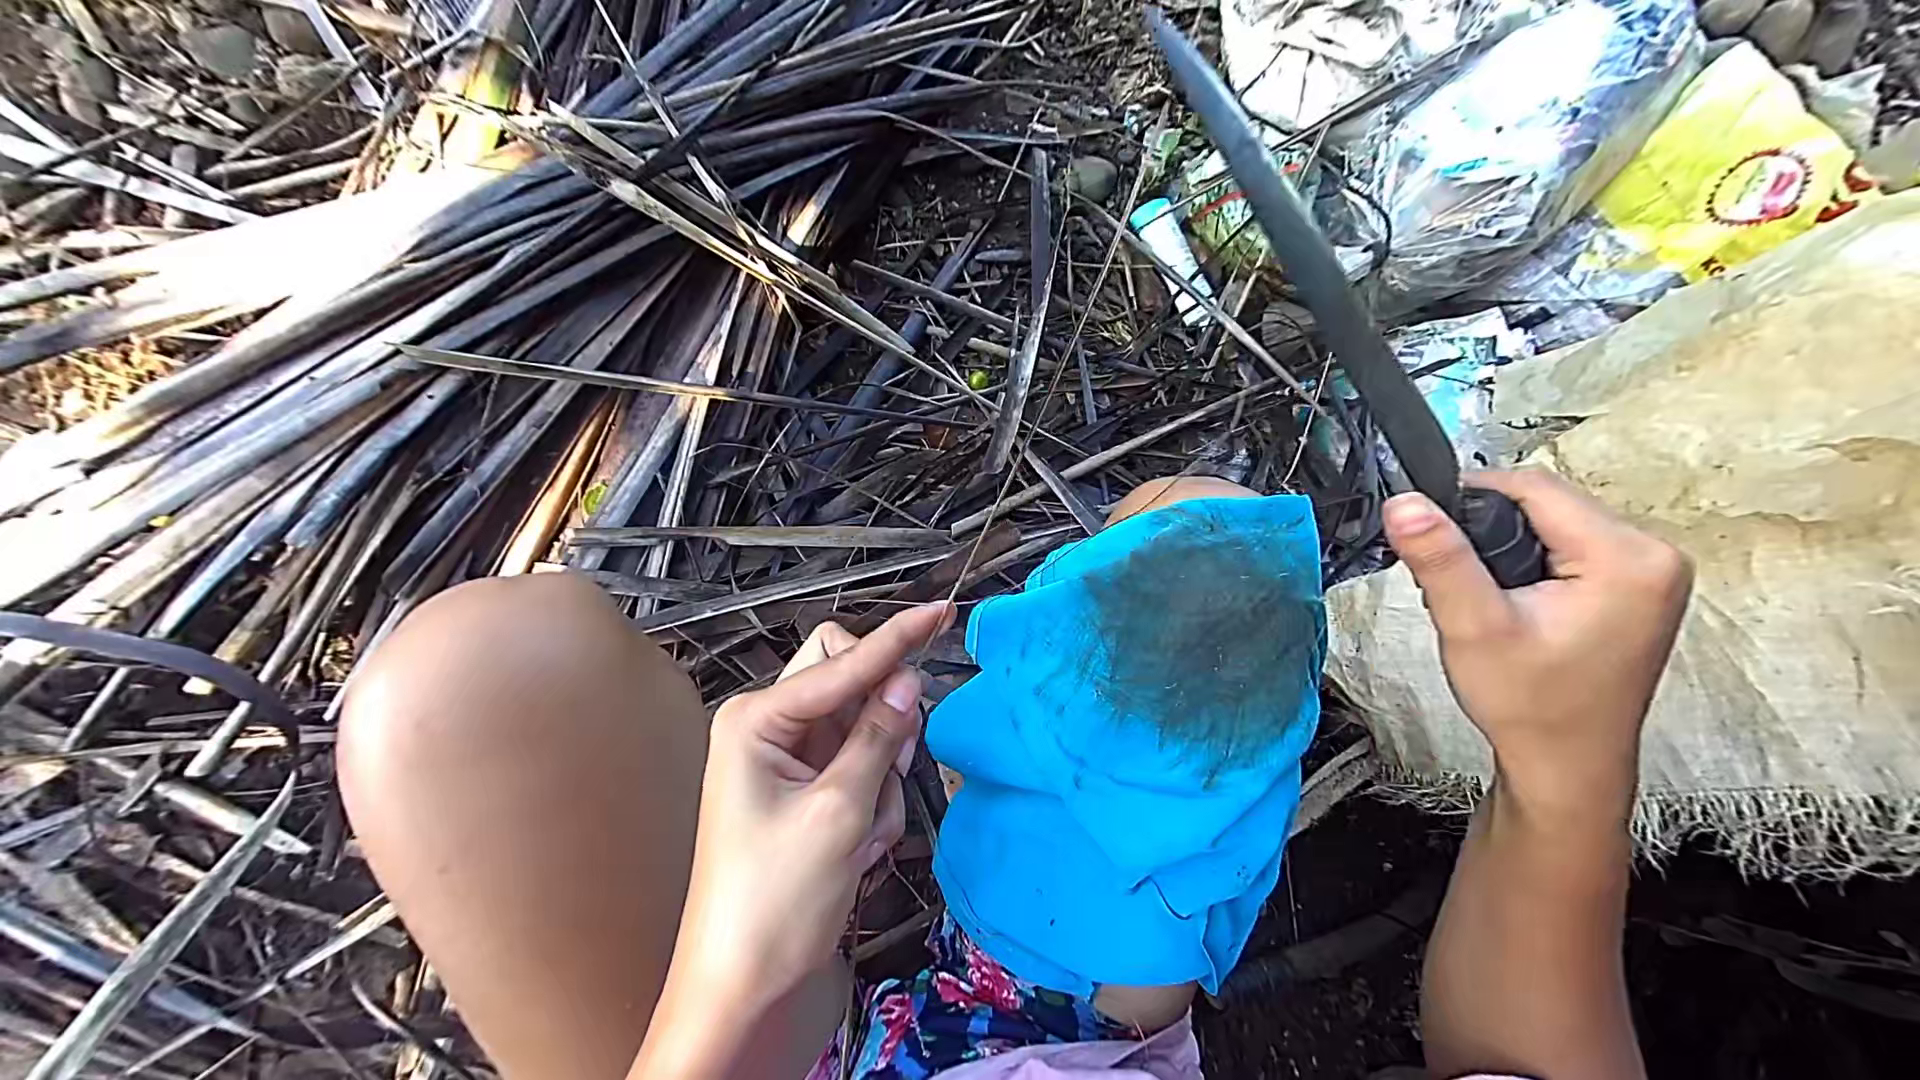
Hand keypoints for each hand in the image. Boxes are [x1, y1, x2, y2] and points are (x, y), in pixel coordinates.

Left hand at [666, 602, 952, 1007]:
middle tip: (894, 767)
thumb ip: (879, 736)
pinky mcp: (808, 783)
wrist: (745, 988)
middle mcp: (770, 725)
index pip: (841, 663)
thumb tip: (910, 679)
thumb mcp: (839, 812)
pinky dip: (874, 796)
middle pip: (851, 684)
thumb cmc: (775, 902)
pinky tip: (858, 843)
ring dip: (880, 773)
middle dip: (883, 722)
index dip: (895, 640)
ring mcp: (790, 755)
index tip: (938, 613)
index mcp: (757, 719)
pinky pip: (862, 761)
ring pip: (865, 725)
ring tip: (864, 830)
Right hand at [1382, 469, 1690, 817]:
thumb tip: (1404, 501)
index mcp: (1628, 557)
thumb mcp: (1473, 625)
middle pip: (1544, 502)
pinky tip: (1499, 593)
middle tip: (1443, 570)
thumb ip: (1440, 559)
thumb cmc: (1528, 701)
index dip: (1467, 496)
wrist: (1563, 761)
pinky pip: (1564, 545)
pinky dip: (1521, 557)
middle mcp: (1653, 555)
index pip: (1533, 487)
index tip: (1422, 526)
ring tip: (1469, 587)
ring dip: (1499, 541)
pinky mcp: (1632, 587)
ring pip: (1550, 522)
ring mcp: (1648, 572)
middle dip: (1483, 524)